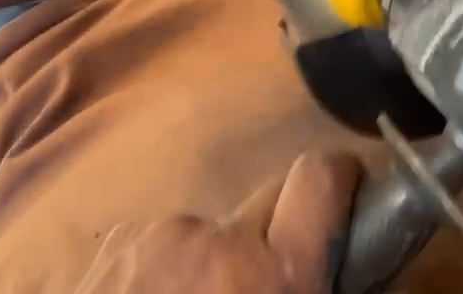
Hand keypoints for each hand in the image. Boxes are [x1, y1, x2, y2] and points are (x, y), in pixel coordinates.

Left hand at [73, 151, 361, 293]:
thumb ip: (296, 289)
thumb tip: (312, 278)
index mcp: (268, 278)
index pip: (320, 182)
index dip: (342, 179)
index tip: (350, 189)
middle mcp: (213, 238)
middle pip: (265, 205)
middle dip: (273, 242)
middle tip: (261, 293)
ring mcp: (155, 234)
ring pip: (206, 235)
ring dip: (209, 269)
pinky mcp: (111, 244)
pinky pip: (158, 246)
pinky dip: (163, 274)